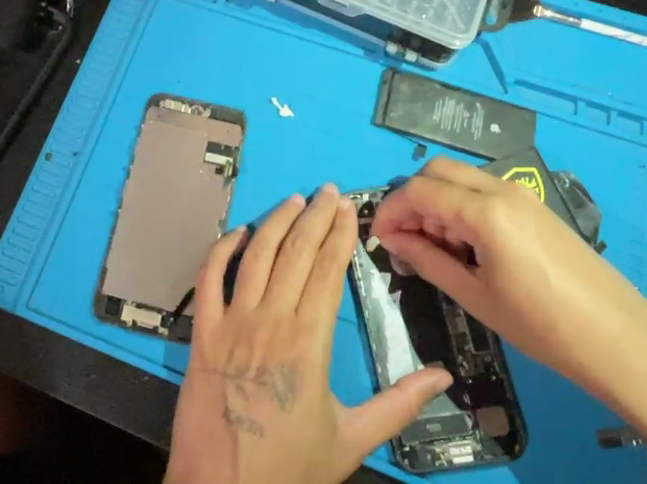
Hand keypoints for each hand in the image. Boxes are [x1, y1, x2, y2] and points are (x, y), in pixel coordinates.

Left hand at [165, 184, 453, 483]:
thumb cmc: (288, 467)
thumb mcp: (351, 440)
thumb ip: (398, 404)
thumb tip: (444, 377)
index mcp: (309, 342)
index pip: (328, 270)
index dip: (339, 234)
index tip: (348, 208)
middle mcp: (270, 320)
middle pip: (296, 253)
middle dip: (314, 217)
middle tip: (326, 191)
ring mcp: (231, 322)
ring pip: (255, 255)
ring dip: (275, 222)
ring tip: (292, 200)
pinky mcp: (202, 331)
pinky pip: (208, 277)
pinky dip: (222, 249)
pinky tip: (239, 232)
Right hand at [371, 157, 646, 394]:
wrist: (621, 340)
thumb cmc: (543, 326)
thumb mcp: (476, 298)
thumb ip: (428, 261)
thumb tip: (393, 240)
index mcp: (484, 212)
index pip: (418, 191)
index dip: (390, 211)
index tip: (379, 239)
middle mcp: (501, 189)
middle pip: (437, 170)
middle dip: (412, 198)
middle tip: (405, 239)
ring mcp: (522, 194)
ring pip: (461, 177)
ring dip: (437, 200)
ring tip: (435, 248)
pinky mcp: (536, 206)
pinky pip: (484, 190)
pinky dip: (462, 206)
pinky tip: (467, 247)